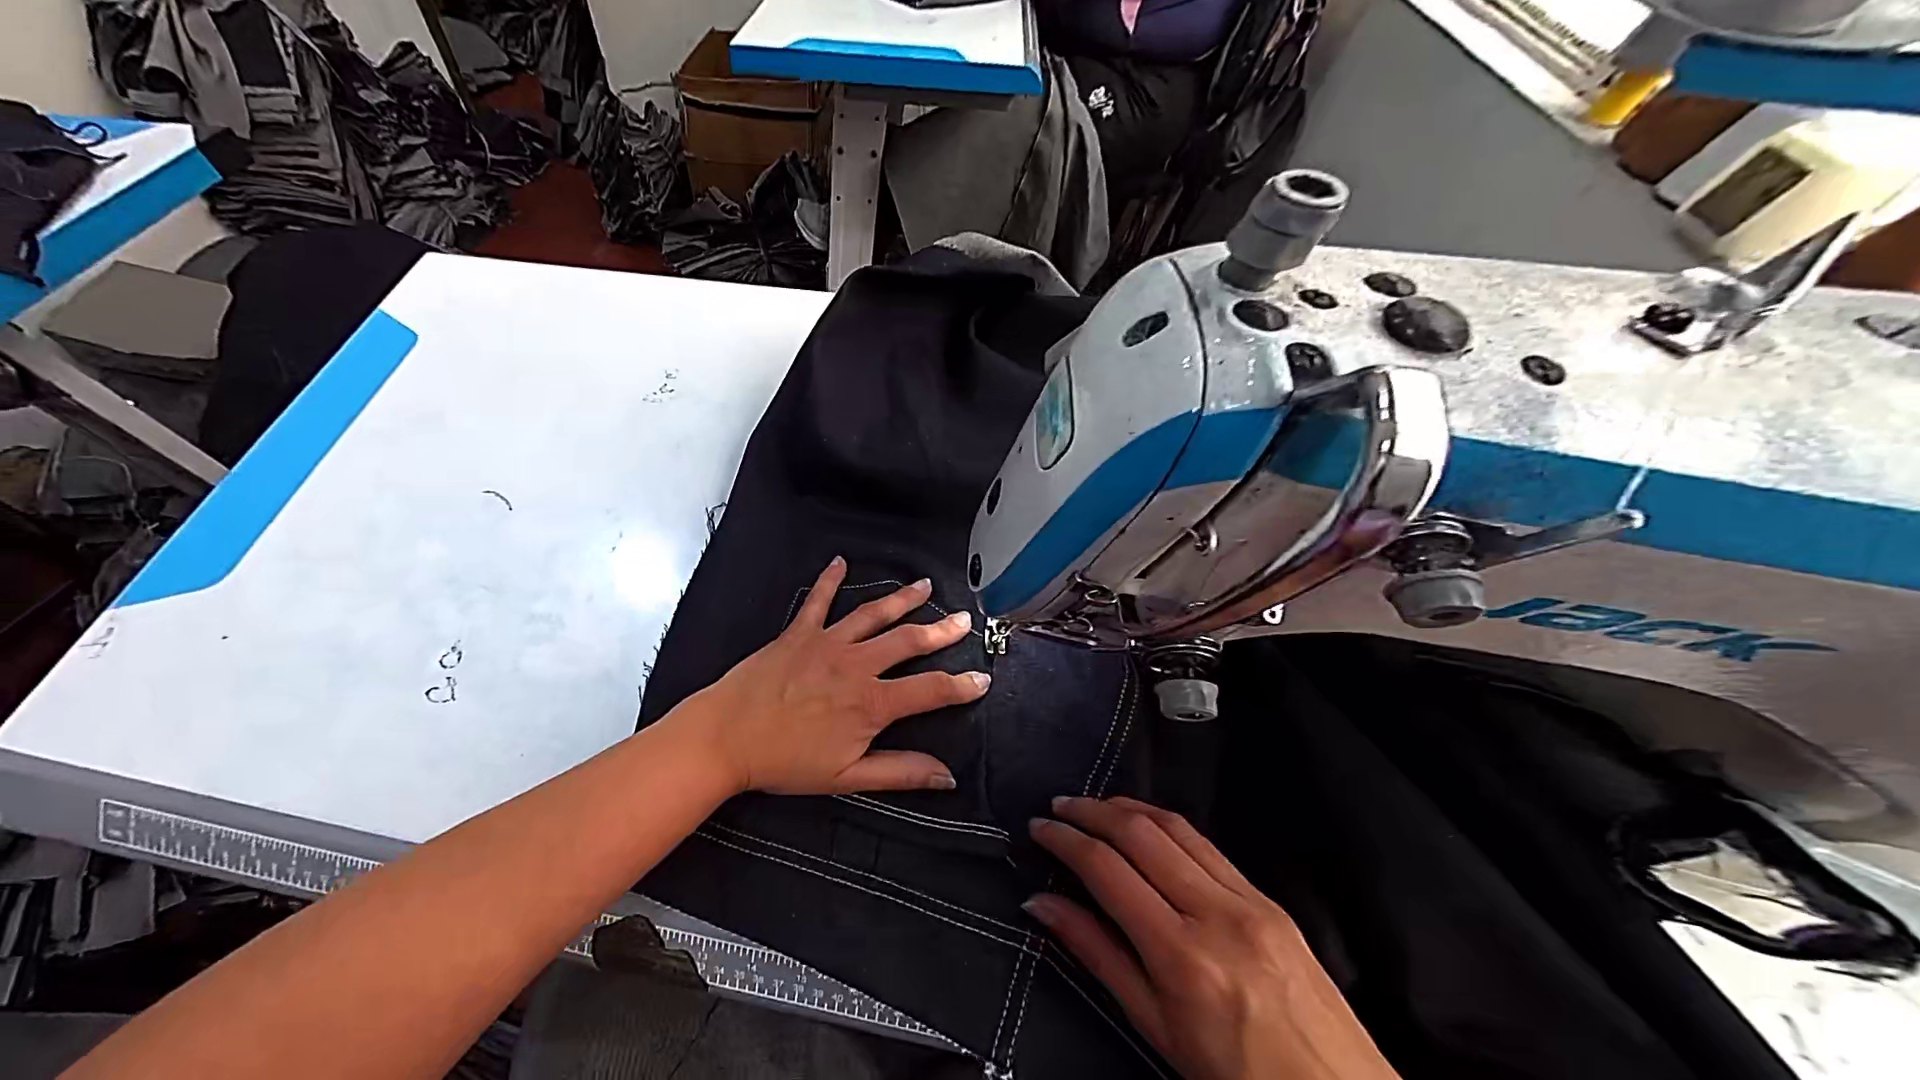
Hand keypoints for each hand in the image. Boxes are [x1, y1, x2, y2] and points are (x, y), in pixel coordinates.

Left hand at [668, 556, 989, 795]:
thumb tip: (945, 776)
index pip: (930, 690)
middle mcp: (856, 665)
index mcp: (872, 703)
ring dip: (902, 598)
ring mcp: (827, 643)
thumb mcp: (847, 777)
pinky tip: (840, 562)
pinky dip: (829, 579)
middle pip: (910, 641)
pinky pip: (818, 600)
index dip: (962, 686)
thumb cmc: (784, 762)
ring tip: (925, 586)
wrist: (725, 738)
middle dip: (942, 630)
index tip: (982, 679)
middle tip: (963, 619)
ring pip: (874, 614)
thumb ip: (900, 772)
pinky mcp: (798, 633)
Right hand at [1025, 797, 1400, 1079]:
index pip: (1108, 871)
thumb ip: (1096, 954)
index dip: (1066, 841)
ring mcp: (1250, 900)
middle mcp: (1217, 915)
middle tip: (1059, 806)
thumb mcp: (1155, 1027)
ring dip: (1126, 806)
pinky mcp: (1270, 898)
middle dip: (1091, 811)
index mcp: (1183, 957)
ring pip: (1175, 826)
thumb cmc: (1237, 1078)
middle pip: (1140, 833)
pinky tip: (1146, 826)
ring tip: (1093, 806)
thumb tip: (1043, 905)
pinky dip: (1166, 823)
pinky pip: (1207, 844)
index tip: (1041, 829)